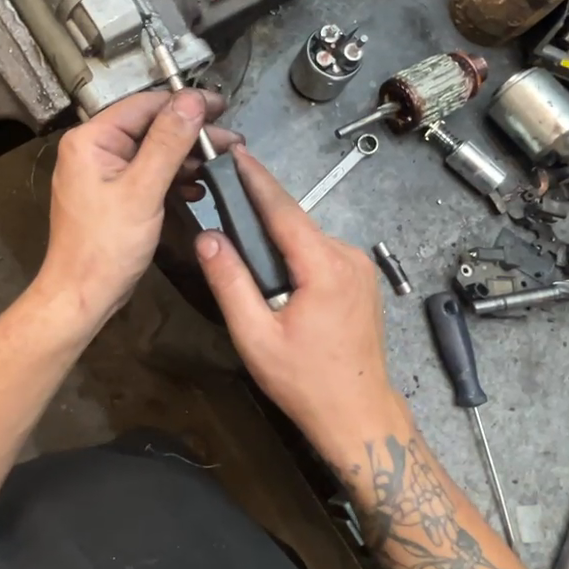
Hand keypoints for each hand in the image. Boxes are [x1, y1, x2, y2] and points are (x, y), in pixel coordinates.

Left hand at [36, 90, 239, 325]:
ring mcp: (102, 173)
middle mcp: (93, 149)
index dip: (185, 103)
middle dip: (191, 134)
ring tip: (220, 165)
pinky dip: (172, 179)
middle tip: (230, 142)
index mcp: (91, 139)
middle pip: (150, 127)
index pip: (144, 105)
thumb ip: (168, 142)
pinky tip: (196, 188)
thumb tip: (192, 100)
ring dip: (186, 158)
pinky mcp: (113, 194)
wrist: (82, 295)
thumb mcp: (143, 190)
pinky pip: (147, 174)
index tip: (221, 107)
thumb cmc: (106, 246)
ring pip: (152, 152)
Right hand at [193, 147, 412, 462]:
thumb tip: (208, 238)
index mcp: (324, 266)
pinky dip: (293, 251)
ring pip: (306, 237)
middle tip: (220, 193)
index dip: (255, 178)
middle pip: (294, 220)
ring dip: (274, 234)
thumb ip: (230, 282)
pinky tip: (271, 265)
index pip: (283, 209)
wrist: (358, 415)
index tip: (233, 152)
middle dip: (258, 207)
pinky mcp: (361, 279)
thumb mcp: (255, 336)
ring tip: (238, 235)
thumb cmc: (305, 382)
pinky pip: (319, 252)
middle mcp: (348, 257)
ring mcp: (359, 267)